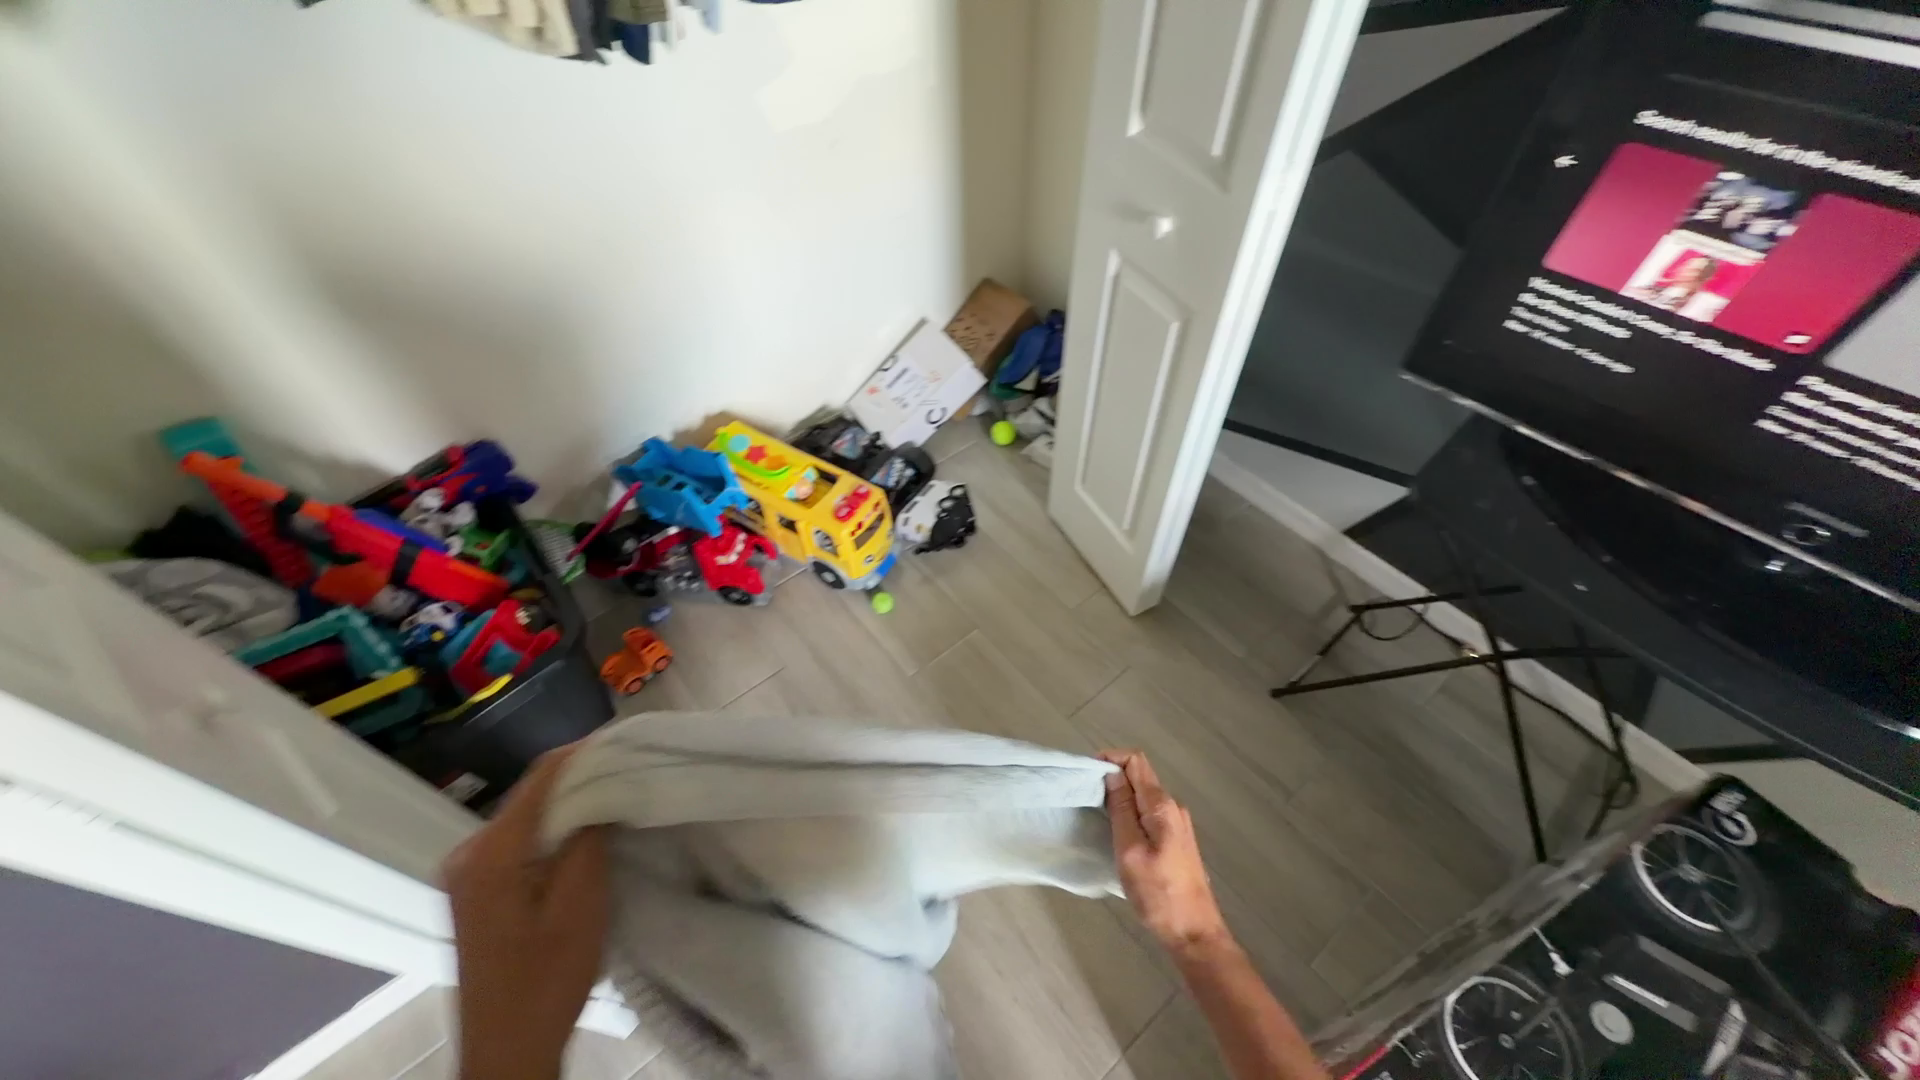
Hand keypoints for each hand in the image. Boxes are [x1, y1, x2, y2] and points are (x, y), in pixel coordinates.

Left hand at [443, 747, 609, 1079]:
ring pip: (528, 819)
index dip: (584, 753)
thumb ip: (588, 838)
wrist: (507, 1051)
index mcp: (489, 853)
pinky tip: (586, 836)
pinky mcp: (477, 892)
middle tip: (631, 770)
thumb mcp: (581, 904)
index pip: (541, 778)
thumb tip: (600, 789)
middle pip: (532, 796)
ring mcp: (467, 875)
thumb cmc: (548, 978)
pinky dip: (555, 832)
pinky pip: (520, 843)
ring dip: (570, 806)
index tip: (628, 741)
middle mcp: (468, 854)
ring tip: (618, 796)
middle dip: (581, 779)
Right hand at [1099, 750, 1231, 956]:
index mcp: (1162, 806)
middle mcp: (1173, 808)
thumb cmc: (1158, 893)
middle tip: (1085, 796)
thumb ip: (1121, 810)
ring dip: (1120, 796)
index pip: (1136, 761)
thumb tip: (1112, 774)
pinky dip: (1130, 812)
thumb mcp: (1130, 851)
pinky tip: (1116, 831)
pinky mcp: (1175, 840)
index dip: (1110, 759)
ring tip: (1096, 814)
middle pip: (1140, 776)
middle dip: (1112, 777)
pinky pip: (1148, 813)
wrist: (1194, 933)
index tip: (1087, 775)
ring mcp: (1177, 824)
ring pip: (1143, 796)